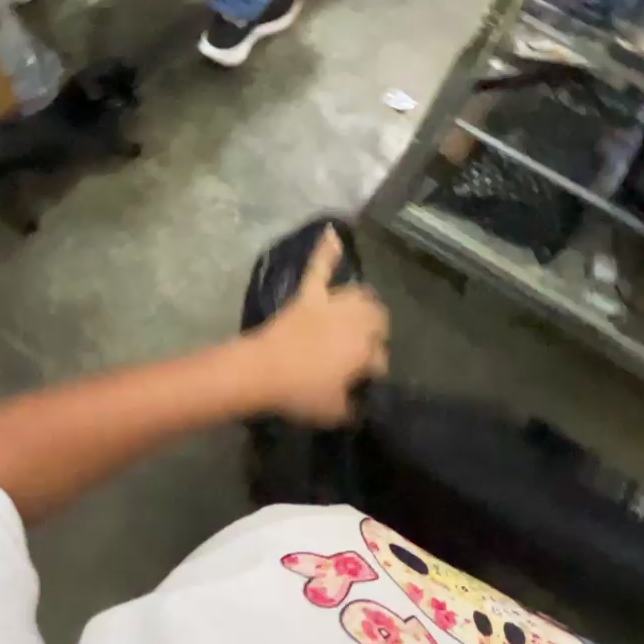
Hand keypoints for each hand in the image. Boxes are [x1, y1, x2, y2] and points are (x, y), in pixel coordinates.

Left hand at [243, 226, 389, 425]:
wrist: (262, 371)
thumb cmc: (300, 393)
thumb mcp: (336, 412)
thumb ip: (354, 406)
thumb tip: (360, 403)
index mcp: (365, 350)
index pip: (381, 359)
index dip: (372, 372)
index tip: (362, 383)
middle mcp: (355, 322)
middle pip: (378, 322)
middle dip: (376, 335)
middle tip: (364, 350)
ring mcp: (331, 303)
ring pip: (360, 296)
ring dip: (365, 304)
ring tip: (365, 312)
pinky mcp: (309, 295)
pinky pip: (320, 267)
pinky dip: (326, 250)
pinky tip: (333, 231)